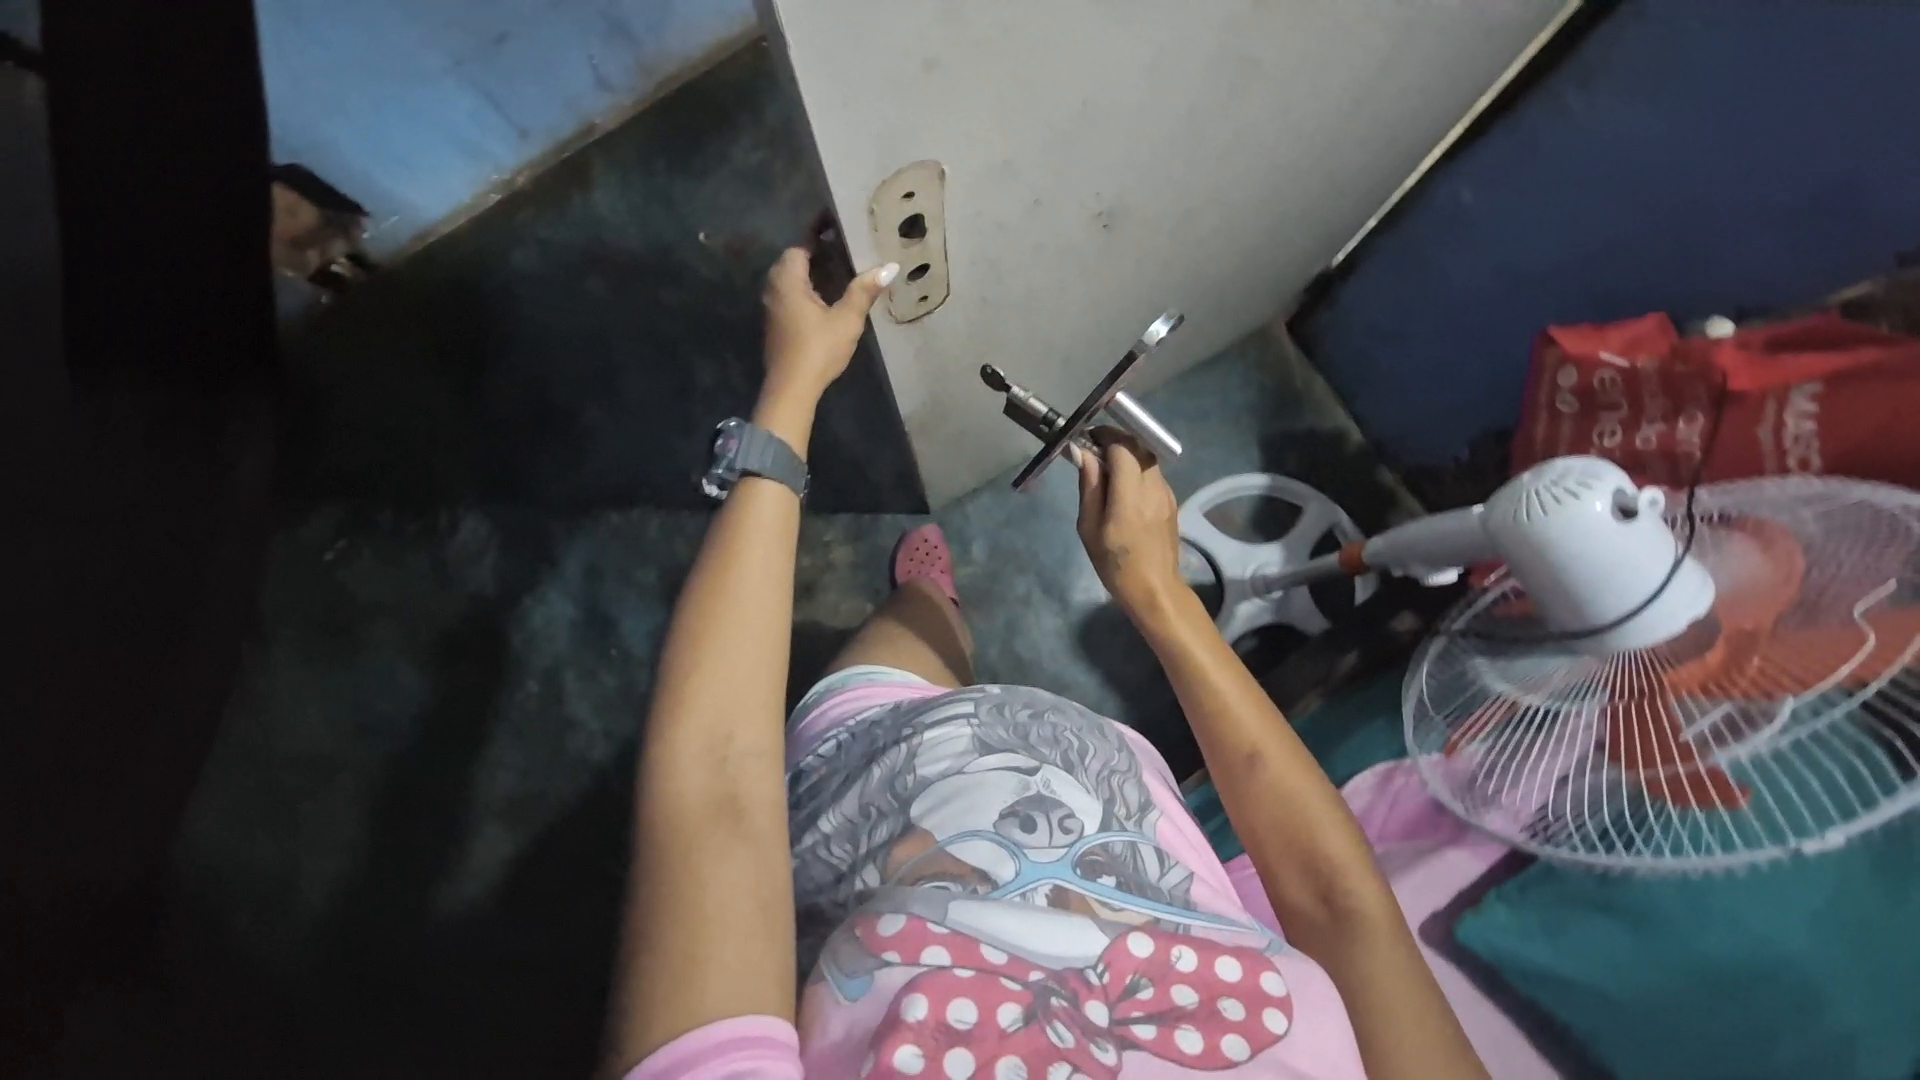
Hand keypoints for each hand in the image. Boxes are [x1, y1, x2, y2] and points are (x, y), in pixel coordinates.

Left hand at [761, 248, 897, 404]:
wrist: (792, 389)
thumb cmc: (818, 349)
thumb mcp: (846, 319)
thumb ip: (864, 290)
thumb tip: (889, 266)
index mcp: (787, 280)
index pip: (800, 246)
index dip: (817, 234)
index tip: (836, 225)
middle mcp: (774, 288)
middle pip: (793, 261)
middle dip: (814, 252)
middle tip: (842, 246)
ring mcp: (772, 308)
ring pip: (790, 281)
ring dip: (810, 273)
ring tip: (838, 270)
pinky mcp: (776, 325)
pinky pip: (790, 297)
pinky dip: (805, 291)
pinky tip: (825, 298)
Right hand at [1075, 429, 1189, 621]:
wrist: (1155, 589)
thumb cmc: (1115, 564)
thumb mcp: (1089, 528)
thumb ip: (1089, 486)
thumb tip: (1082, 453)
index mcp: (1131, 495)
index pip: (1123, 447)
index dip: (1105, 435)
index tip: (1087, 438)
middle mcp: (1154, 487)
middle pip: (1139, 446)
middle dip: (1116, 440)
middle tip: (1094, 450)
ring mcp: (1167, 493)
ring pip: (1148, 458)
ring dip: (1127, 455)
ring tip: (1106, 470)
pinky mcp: (1172, 501)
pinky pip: (1153, 474)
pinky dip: (1137, 470)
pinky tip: (1123, 488)